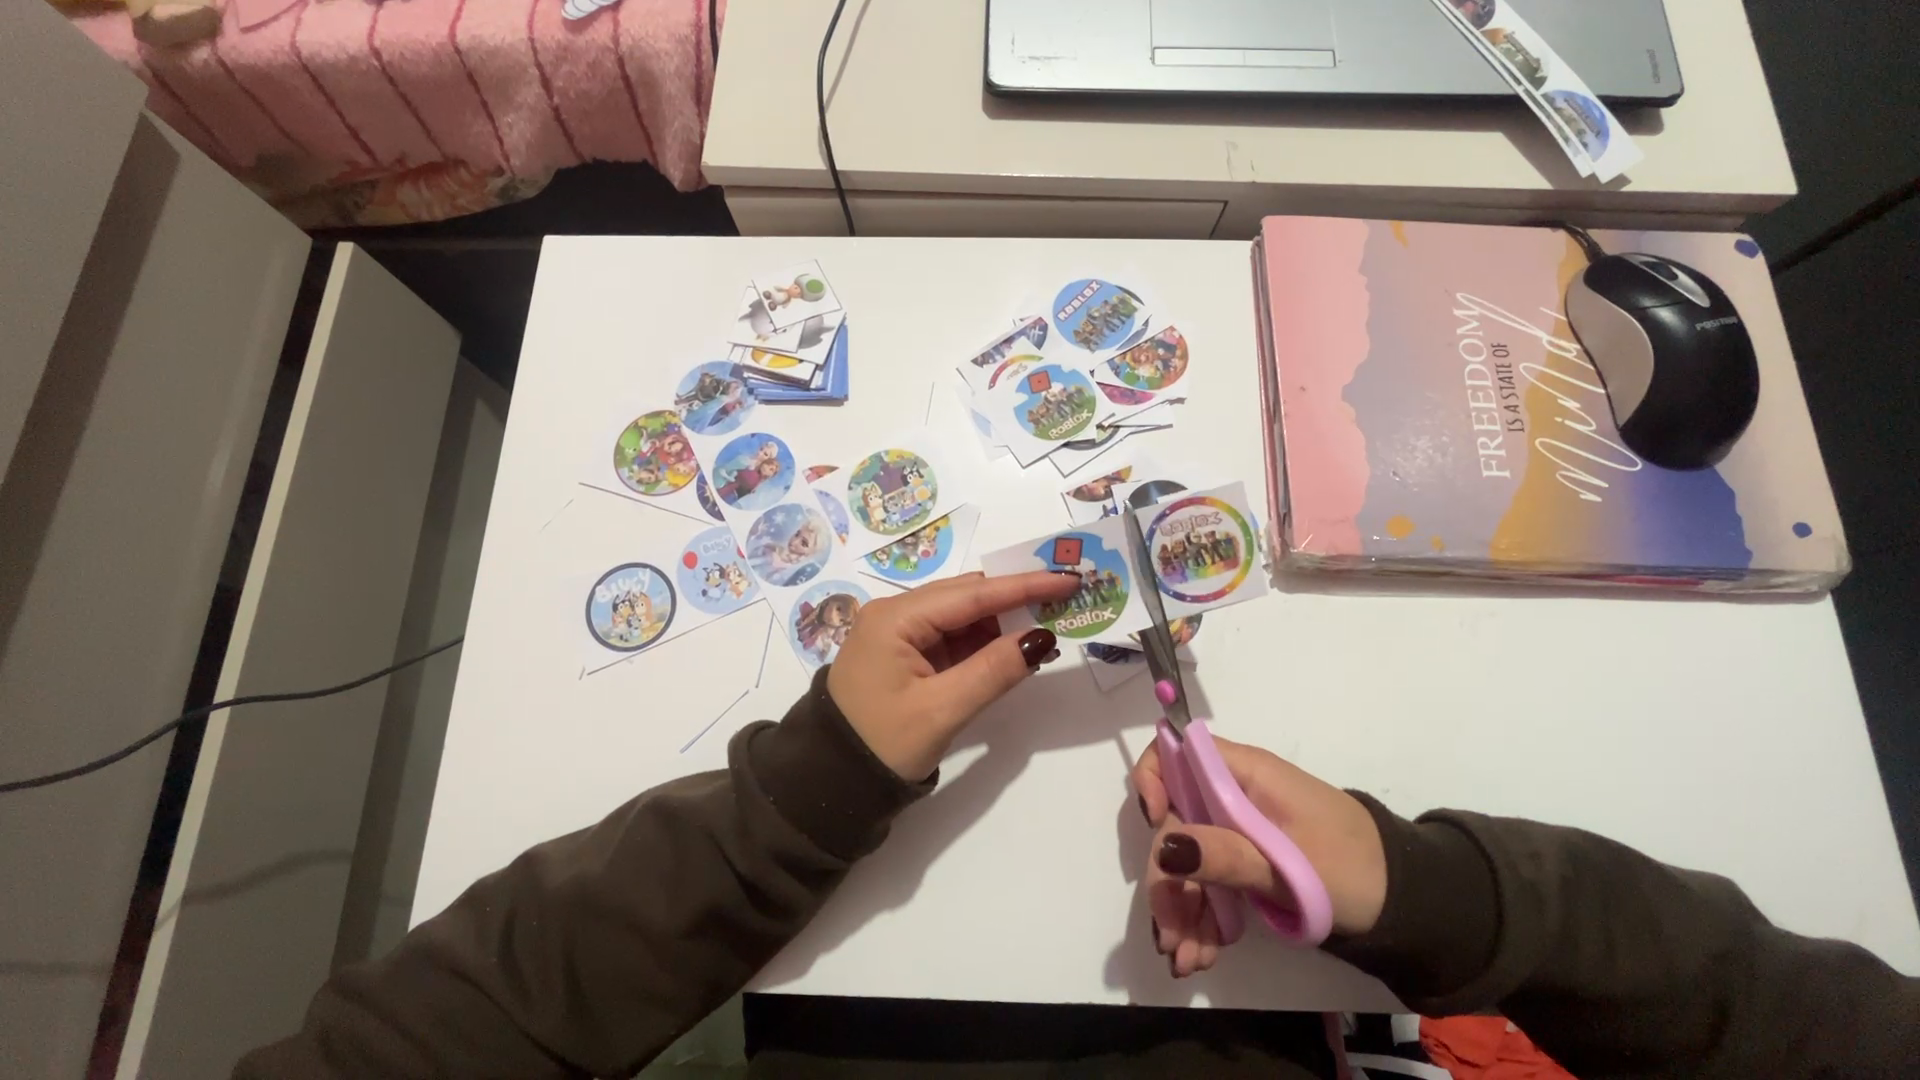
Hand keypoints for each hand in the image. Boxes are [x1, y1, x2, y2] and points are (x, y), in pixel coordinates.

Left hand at [828, 571, 1075, 780]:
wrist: (831, 782)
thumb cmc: (882, 744)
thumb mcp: (942, 710)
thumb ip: (994, 670)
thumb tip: (1042, 638)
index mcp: (895, 618)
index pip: (972, 593)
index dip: (1023, 586)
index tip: (1067, 579)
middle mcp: (895, 614)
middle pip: (966, 598)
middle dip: (1016, 600)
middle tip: (1065, 601)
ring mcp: (898, 634)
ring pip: (962, 617)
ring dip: (1003, 624)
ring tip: (1050, 629)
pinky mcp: (904, 655)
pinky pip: (952, 638)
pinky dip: (985, 644)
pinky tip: (1016, 650)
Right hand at [1132, 734, 1386, 976]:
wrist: (1407, 905)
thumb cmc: (1352, 869)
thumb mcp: (1287, 866)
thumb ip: (1225, 855)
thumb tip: (1163, 847)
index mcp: (1244, 774)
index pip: (1178, 751)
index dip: (1155, 778)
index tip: (1156, 824)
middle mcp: (1232, 794)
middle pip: (1176, 820)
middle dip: (1167, 877)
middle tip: (1170, 934)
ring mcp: (1237, 829)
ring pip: (1187, 857)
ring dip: (1181, 906)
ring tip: (1185, 959)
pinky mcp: (1245, 860)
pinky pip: (1209, 880)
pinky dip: (1201, 916)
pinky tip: (1200, 953)